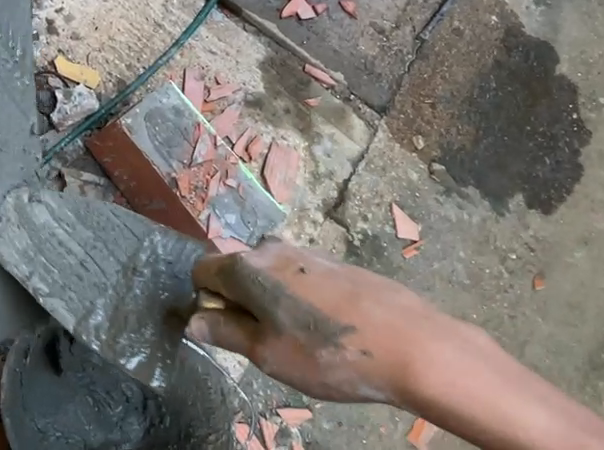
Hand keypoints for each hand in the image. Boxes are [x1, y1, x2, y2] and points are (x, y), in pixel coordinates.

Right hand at [183, 239, 456, 405]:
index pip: (201, 271)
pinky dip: (299, 296)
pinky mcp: (332, 261)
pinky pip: (298, 274)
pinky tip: (326, 327)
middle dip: (238, 298)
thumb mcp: (268, 355)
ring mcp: (303, 251)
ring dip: (270, 298)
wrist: (411, 343)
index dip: (206, 301)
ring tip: (298, 336)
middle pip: (234, 267)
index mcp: (244, 267)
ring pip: (268, 271)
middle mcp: (267, 248)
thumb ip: (224, 333)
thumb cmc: (328, 354)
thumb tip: (192, 321)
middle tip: (264, 338)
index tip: (230, 330)